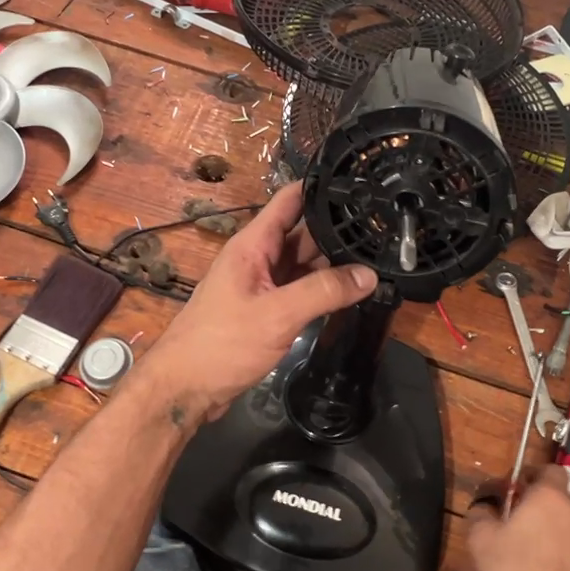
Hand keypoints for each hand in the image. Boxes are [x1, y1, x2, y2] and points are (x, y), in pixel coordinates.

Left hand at [141, 184, 375, 420]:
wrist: (184, 388)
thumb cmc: (222, 344)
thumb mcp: (277, 315)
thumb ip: (324, 292)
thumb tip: (369, 275)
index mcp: (253, 245)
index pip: (290, 200)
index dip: (320, 187)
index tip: (359, 181)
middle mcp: (258, 258)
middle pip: (303, 232)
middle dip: (338, 228)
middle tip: (385, 226)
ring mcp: (261, 284)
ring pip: (303, 262)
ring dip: (333, 261)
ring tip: (380, 253)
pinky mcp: (265, 310)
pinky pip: (299, 289)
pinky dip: (322, 287)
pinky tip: (352, 289)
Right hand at [468, 465, 569, 570]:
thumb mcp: (482, 541)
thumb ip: (480, 513)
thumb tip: (484, 507)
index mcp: (550, 497)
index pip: (548, 469)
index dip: (531, 476)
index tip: (513, 491)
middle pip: (555, 499)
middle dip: (535, 508)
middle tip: (512, 526)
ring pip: (565, 525)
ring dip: (548, 532)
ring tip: (526, 556)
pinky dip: (560, 554)